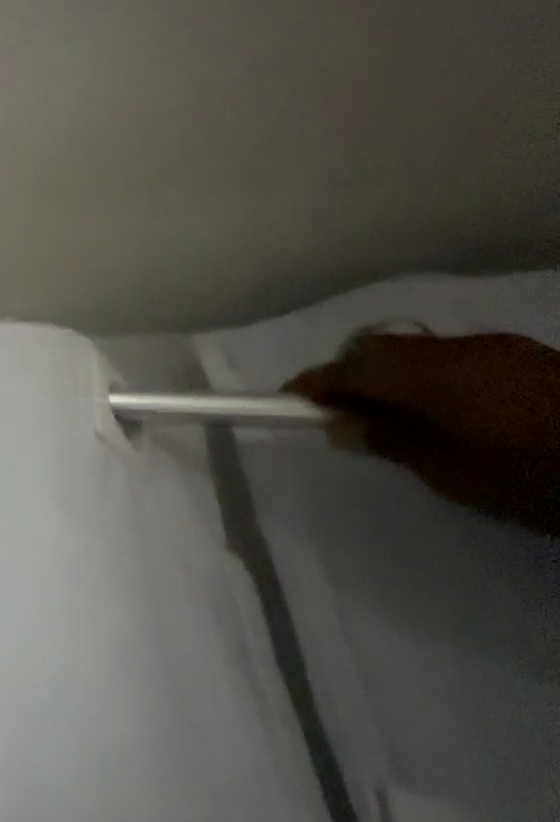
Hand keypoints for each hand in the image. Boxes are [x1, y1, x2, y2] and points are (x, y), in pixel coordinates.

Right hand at [284, 332, 559, 535]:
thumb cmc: (532, 472)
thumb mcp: (449, 471)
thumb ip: (389, 439)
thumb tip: (344, 422)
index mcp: (427, 372)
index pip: (346, 365)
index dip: (312, 384)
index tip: (287, 405)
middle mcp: (460, 348)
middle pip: (382, 349)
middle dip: (354, 376)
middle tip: (345, 415)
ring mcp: (505, 350)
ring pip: (423, 354)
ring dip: (398, 379)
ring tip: (399, 420)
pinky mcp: (537, 362)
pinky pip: (462, 362)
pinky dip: (437, 382)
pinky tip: (452, 415)